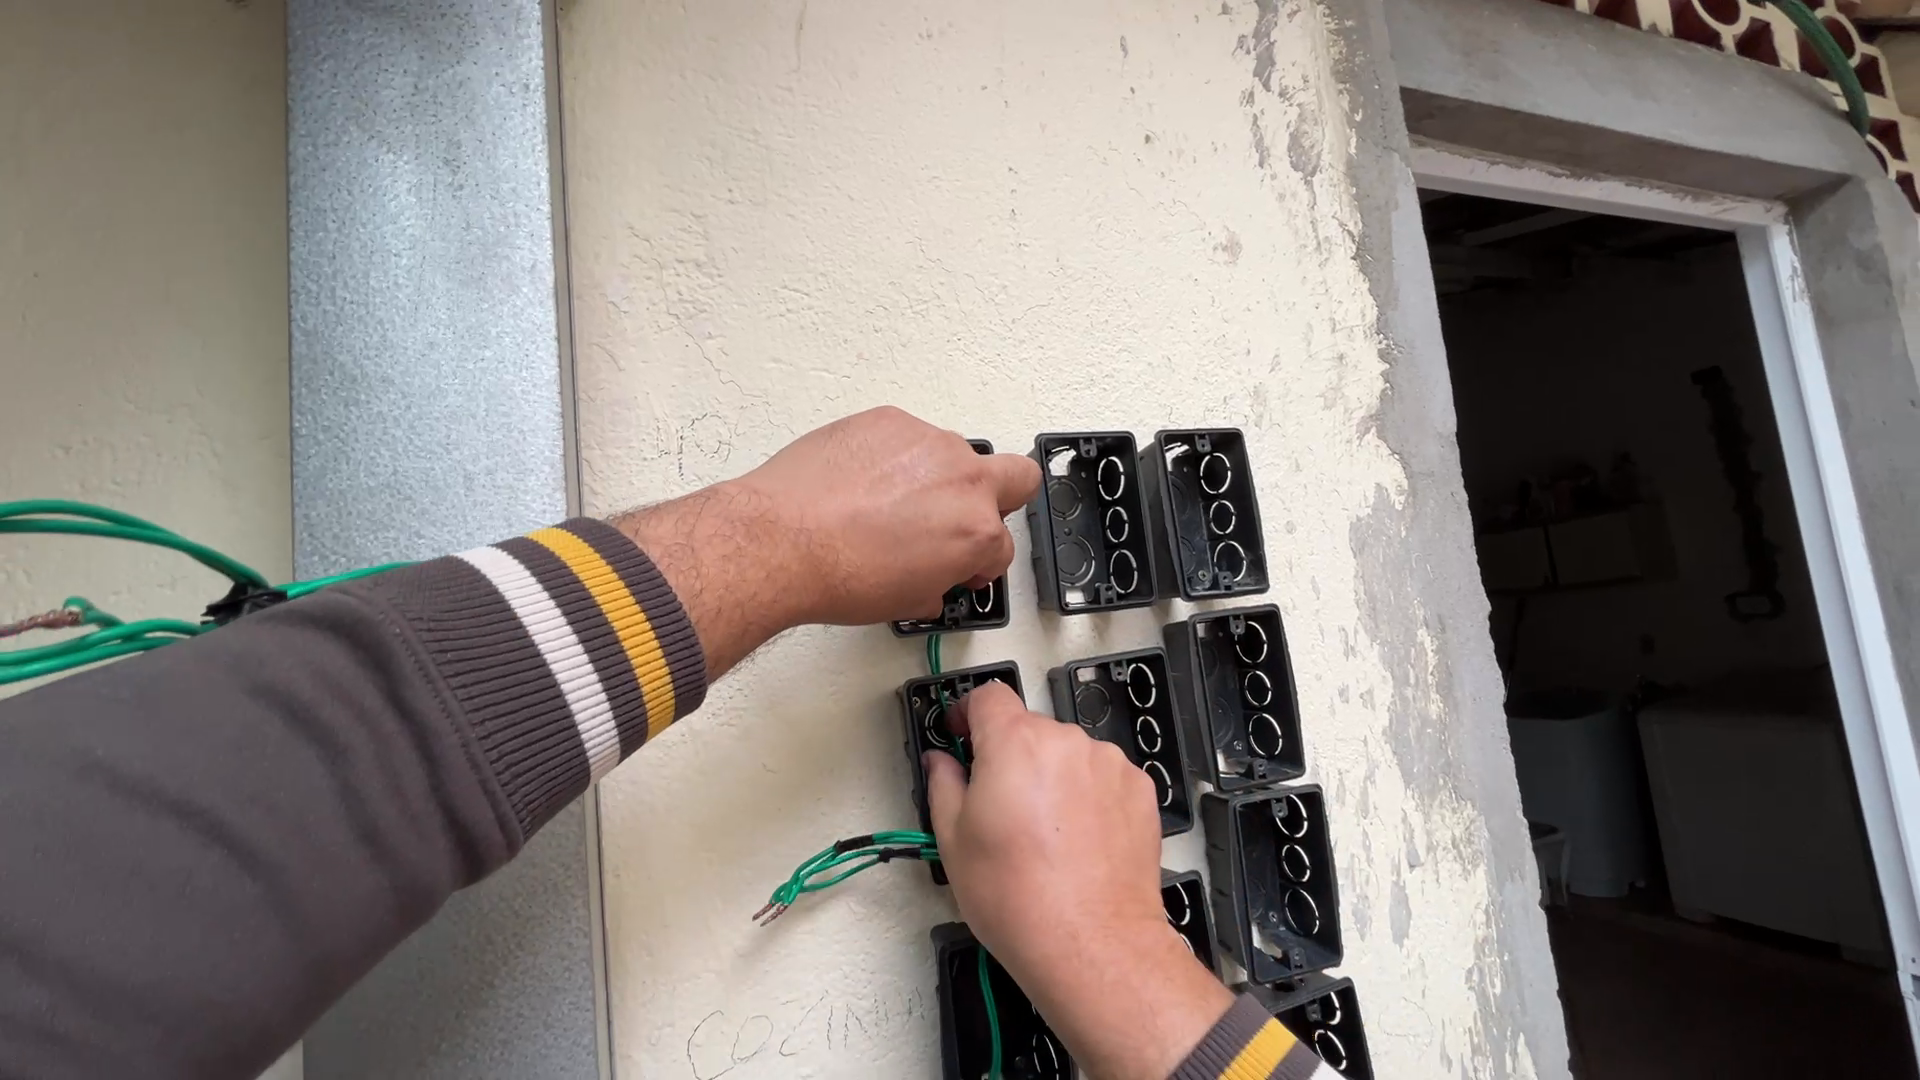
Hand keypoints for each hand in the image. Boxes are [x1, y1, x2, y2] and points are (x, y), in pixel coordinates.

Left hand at [614, 407, 1038, 675]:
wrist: (780, 541)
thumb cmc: (836, 574)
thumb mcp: (903, 601)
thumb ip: (936, 581)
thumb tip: (932, 577)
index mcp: (975, 530)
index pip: (1002, 546)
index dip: (980, 562)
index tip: (959, 565)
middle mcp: (962, 479)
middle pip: (1018, 477)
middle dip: (1000, 499)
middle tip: (955, 518)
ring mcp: (926, 442)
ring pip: (955, 454)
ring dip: (937, 476)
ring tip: (890, 501)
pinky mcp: (888, 420)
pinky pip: (908, 437)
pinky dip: (894, 456)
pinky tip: (863, 481)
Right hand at [924, 683, 1233, 1079]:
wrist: (1092, 944)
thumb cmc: (1019, 898)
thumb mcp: (953, 840)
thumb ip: (943, 784)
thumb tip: (941, 763)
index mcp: (1015, 742)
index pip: (988, 695)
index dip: (969, 711)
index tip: (963, 731)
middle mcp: (1065, 741)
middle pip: (1028, 727)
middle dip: (1011, 754)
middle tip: (1001, 803)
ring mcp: (1107, 763)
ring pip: (1066, 752)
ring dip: (1052, 774)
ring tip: (1045, 829)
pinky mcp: (1138, 789)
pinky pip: (1101, 774)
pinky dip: (1087, 793)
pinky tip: (1077, 836)